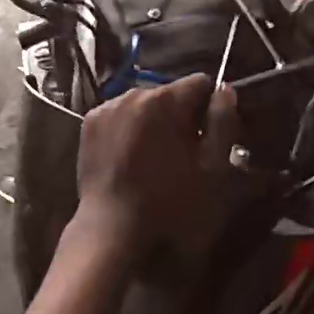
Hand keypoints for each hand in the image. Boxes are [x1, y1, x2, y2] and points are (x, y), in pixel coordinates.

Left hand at [73, 73, 238, 264]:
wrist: (114, 231)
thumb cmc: (171, 205)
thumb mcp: (212, 169)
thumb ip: (223, 124)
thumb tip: (225, 92)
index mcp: (165, 100)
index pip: (201, 83)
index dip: (210, 109)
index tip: (208, 138)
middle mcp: (133, 94)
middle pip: (169, 93)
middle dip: (180, 116)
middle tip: (182, 153)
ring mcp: (106, 108)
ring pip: (143, 104)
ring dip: (153, 123)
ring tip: (155, 159)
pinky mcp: (89, 125)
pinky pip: (120, 116)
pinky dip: (129, 130)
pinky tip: (131, 159)